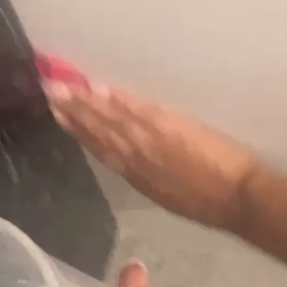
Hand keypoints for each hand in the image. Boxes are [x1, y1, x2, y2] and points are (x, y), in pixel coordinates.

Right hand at [38, 54, 261, 231]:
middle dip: (73, 112)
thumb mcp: (166, 194)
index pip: (101, 150)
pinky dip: (116, 100)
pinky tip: (98, 88)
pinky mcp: (167, 127)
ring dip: (85, 102)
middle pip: (98, 132)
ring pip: (111, 119)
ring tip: (64, 86)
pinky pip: (136, 111)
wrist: (237, 198)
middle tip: (49, 91)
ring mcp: (149, 141)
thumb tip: (129, 157)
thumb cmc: (208, 201)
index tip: (58, 114)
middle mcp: (136, 159)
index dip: (79, 132)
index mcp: (136, 176)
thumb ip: (146, 174)